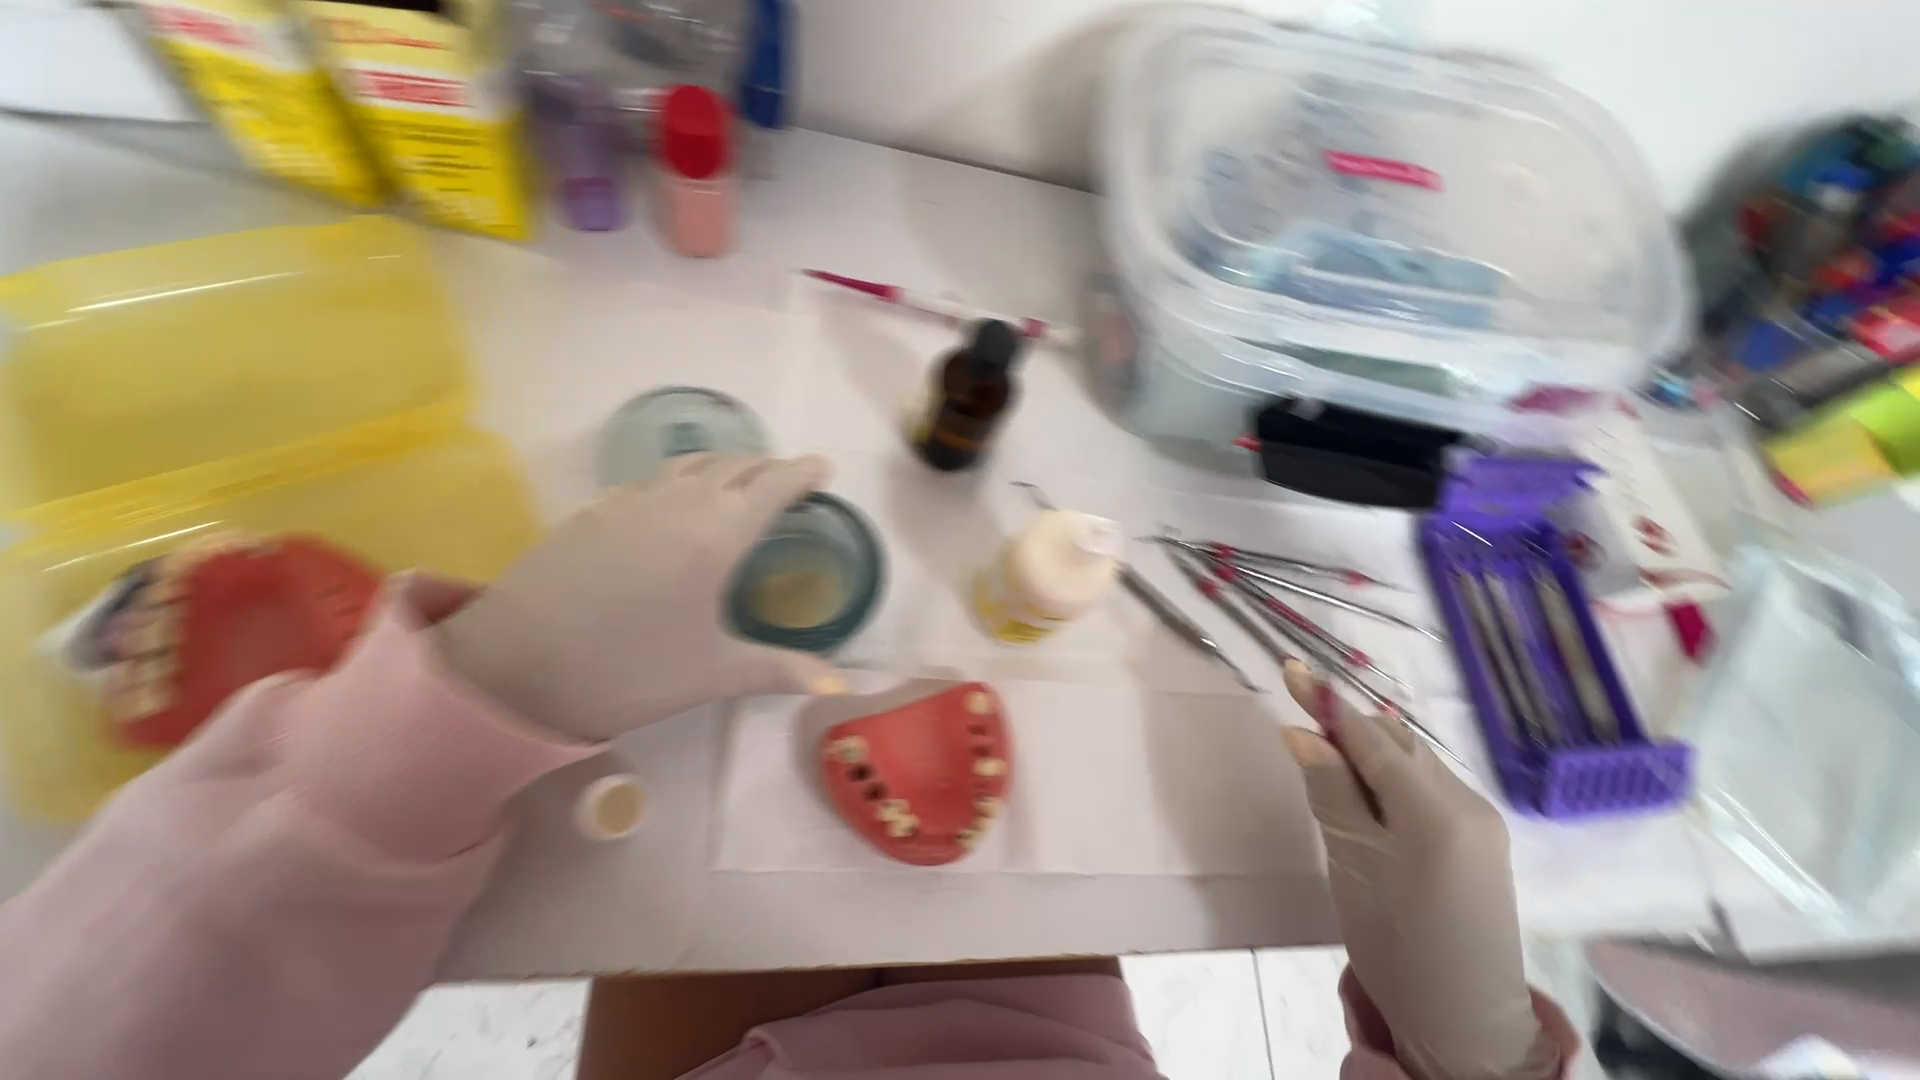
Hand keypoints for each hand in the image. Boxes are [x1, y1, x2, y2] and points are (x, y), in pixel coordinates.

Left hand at [435, 454, 847, 741]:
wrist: (511, 667)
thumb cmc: (628, 670)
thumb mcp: (713, 673)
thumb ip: (781, 671)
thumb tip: (840, 684)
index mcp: (717, 535)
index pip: (772, 485)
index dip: (802, 472)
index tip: (823, 469)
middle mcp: (677, 504)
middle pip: (733, 465)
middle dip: (767, 466)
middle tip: (786, 480)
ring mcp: (629, 502)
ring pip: (688, 465)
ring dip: (723, 466)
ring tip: (736, 482)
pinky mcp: (592, 512)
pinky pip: (649, 481)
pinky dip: (677, 482)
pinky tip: (670, 507)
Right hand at [1280, 661, 1557, 1079]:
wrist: (1464, 1022)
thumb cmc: (1396, 943)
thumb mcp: (1351, 863)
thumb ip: (1330, 790)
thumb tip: (1301, 731)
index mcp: (1434, 810)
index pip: (1370, 737)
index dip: (1328, 702)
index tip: (1292, 668)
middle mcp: (1467, 802)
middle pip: (1398, 742)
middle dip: (1351, 729)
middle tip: (1304, 734)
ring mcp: (1480, 821)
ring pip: (1414, 762)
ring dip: (1371, 755)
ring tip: (1332, 774)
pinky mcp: (1480, 840)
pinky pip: (1427, 788)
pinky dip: (1392, 781)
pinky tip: (1370, 803)